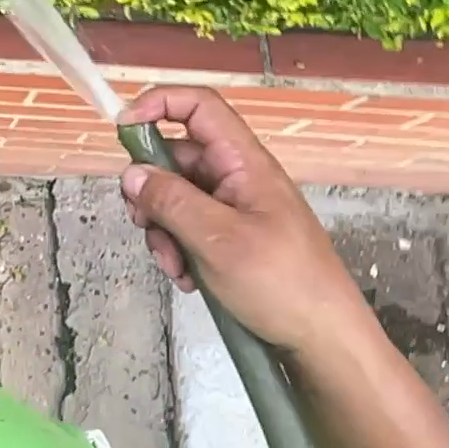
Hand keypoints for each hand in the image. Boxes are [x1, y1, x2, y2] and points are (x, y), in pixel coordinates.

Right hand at [117, 86, 373, 358]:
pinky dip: (176, 248)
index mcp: (244, 162)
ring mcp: (233, 209)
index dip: (159, 103)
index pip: (199, 106)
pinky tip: (187, 278)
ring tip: (174, 265)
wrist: (326, 343)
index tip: (122, 129)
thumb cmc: (282, 284)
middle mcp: (236, 177)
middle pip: (176, 158)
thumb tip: (132, 174)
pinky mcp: (229, 238)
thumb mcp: (218, 240)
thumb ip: (171, 201)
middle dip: (151, 191)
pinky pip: (186, 228)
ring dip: (162, 228)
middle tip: (144, 223)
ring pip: (175, 197)